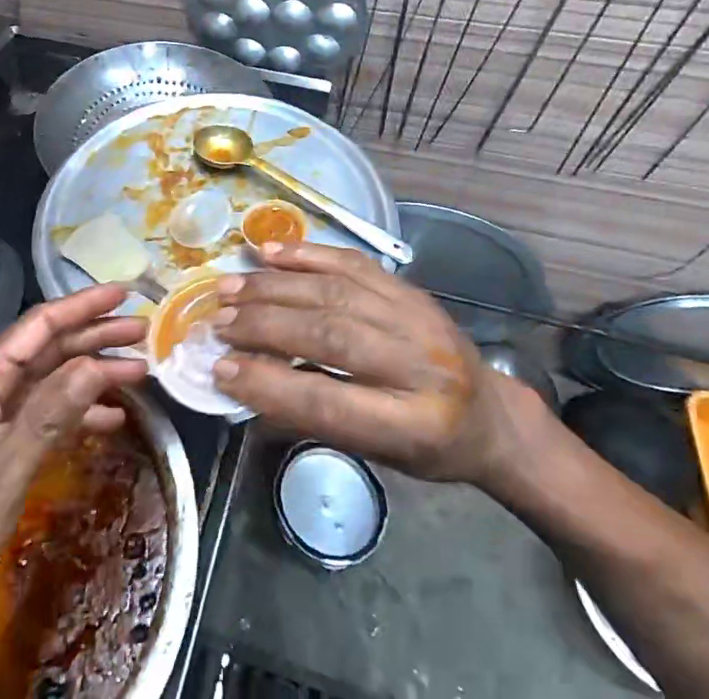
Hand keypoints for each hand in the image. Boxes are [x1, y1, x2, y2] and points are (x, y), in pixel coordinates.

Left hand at [0, 285, 147, 698]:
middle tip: (145, 333)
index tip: (126, 293)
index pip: (38, 327)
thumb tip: (95, 362)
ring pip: (50, 382)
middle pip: (48, 349)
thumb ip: (50, 414)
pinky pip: (45, 416)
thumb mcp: (1, 472)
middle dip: (96, 336)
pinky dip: (79, 412)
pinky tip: (111, 419)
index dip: (83, 306)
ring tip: (140, 372)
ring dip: (93, 374)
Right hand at [211, 242, 543, 486]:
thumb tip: (242, 381)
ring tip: (230, 288)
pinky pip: (352, 263)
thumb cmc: (427, 447)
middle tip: (218, 323)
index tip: (220, 369)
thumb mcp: (376, 454)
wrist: (490, 414)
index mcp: (413, 424)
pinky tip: (268, 254)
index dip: (267, 383)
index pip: (327, 400)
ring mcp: (418, 317)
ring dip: (275, 288)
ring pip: (335, 292)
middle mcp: (420, 364)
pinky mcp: (411, 289)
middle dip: (265, 326)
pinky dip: (306, 255)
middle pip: (330, 334)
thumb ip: (313, 418)